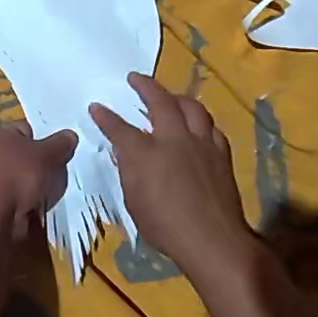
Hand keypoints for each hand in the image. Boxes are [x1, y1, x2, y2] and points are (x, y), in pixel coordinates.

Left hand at [0, 121, 75, 235]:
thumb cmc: (20, 176)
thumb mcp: (50, 154)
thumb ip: (62, 143)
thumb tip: (70, 136)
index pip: (26, 129)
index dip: (45, 139)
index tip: (58, 152)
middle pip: (25, 156)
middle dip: (42, 165)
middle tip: (57, 173)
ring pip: (22, 179)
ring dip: (37, 186)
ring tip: (49, 193)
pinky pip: (18, 199)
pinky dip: (29, 203)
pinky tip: (38, 208)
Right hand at [89, 73, 258, 281]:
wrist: (212, 238)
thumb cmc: (166, 228)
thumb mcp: (134, 202)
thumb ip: (129, 172)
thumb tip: (126, 153)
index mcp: (146, 154)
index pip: (120, 129)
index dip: (106, 117)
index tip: (96, 106)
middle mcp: (174, 139)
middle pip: (160, 102)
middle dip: (146, 86)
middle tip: (136, 78)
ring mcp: (201, 143)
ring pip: (191, 108)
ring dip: (177, 98)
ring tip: (170, 97)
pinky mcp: (221, 152)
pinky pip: (210, 127)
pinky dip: (200, 122)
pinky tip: (197, 125)